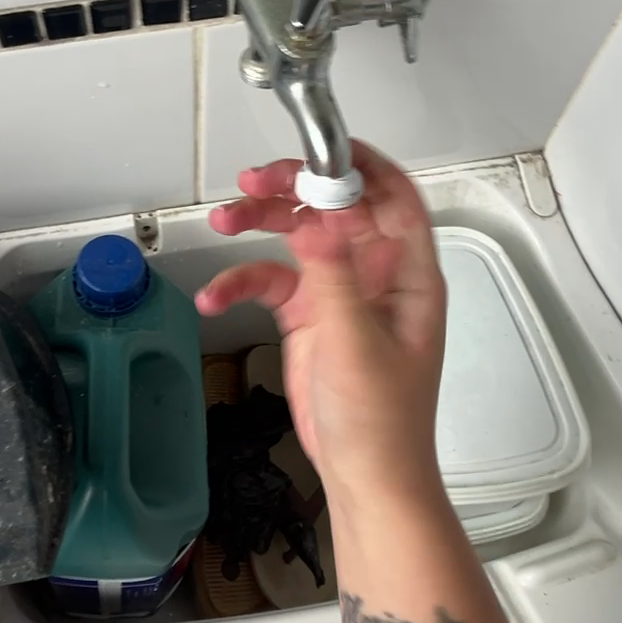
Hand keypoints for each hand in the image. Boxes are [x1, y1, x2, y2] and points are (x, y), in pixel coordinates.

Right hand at [195, 141, 447, 500]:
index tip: (321, 148)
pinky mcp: (307, 311)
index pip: (394, 198)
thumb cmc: (381, 419)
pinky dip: (240, 282)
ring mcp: (337, 289)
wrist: (362, 475)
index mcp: (405, 272)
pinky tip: (216, 298)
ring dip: (260, 223)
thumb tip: (323, 217)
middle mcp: (373, 271)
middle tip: (254, 179)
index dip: (364, 165)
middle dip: (294, 187)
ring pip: (296, 234)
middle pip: (335, 207)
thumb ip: (335, 275)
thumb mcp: (357, 342)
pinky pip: (268, 278)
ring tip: (223, 220)